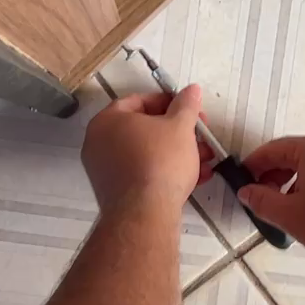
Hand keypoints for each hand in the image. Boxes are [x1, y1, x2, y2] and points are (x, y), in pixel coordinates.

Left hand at [82, 86, 213, 217]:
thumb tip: (191, 90)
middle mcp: (99, 143)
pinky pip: (142, 174)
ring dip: (178, 153)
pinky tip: (194, 178)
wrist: (145, 213)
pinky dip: (165, 172)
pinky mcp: (115, 193)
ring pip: (147, 153)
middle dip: (179, 133)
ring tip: (205, 160)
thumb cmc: (160, 161)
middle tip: (201, 136)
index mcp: (108, 120)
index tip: (190, 111)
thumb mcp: (180, 126)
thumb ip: (186, 105)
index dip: (169, 103)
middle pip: (145, 129)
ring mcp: (104, 170)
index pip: (139, 101)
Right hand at [234, 134, 304, 259]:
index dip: (254, 165)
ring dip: (296, 184)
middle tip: (264, 199)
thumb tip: (246, 191)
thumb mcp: (290, 215)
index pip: (274, 149)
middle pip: (295, 156)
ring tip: (289, 211)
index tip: (243, 183)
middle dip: (275, 176)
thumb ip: (262, 200)